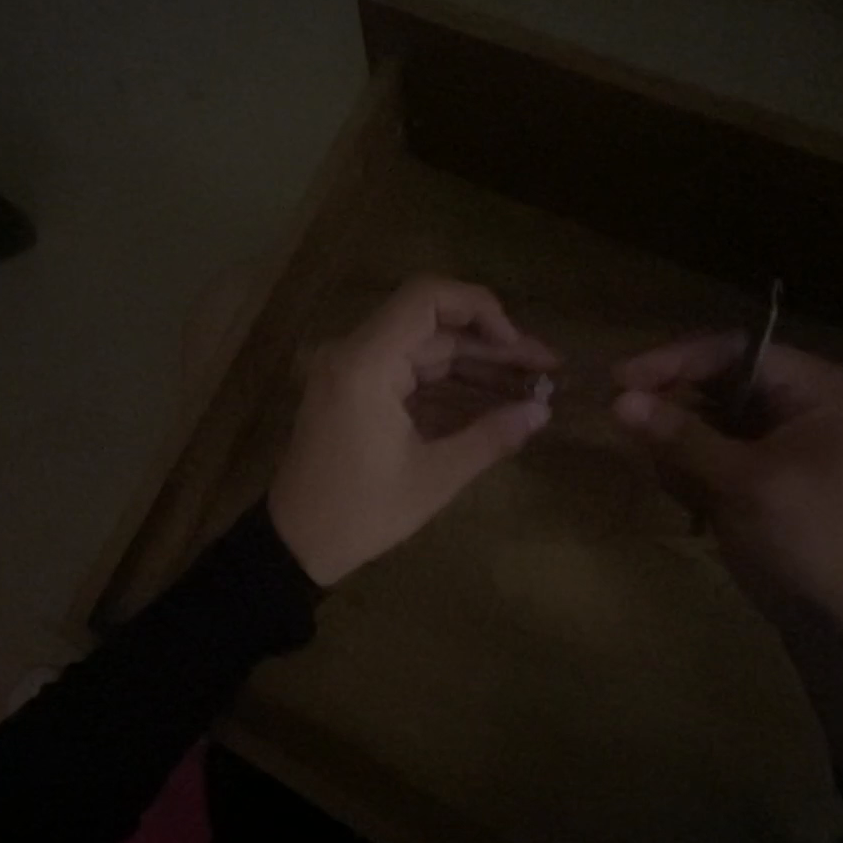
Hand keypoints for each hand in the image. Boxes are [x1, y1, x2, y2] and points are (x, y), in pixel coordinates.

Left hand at [268, 276, 556, 585]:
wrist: (297, 543)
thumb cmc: (361, 512)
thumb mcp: (434, 477)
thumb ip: (490, 437)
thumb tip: (542, 412)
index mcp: (366, 364)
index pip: (427, 298)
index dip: (480, 308)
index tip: (517, 345)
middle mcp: (353, 355)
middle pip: (431, 327)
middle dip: (490, 347)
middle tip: (546, 372)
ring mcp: (350, 374)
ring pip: (421, 352)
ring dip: (472, 368)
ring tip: (529, 390)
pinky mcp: (352, 395)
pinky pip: (405, 376)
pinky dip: (444, 388)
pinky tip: (489, 405)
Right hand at [610, 333, 842, 623]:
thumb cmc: (812, 537)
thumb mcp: (745, 481)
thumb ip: (681, 436)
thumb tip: (616, 400)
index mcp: (815, 390)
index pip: (734, 351)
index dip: (674, 360)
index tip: (617, 381)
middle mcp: (794, 406)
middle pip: (711, 383)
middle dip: (671, 410)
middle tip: (625, 428)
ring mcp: (769, 443)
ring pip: (697, 422)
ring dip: (676, 449)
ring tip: (688, 489)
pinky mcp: (748, 477)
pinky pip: (698, 456)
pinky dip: (684, 474)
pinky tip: (696, 505)